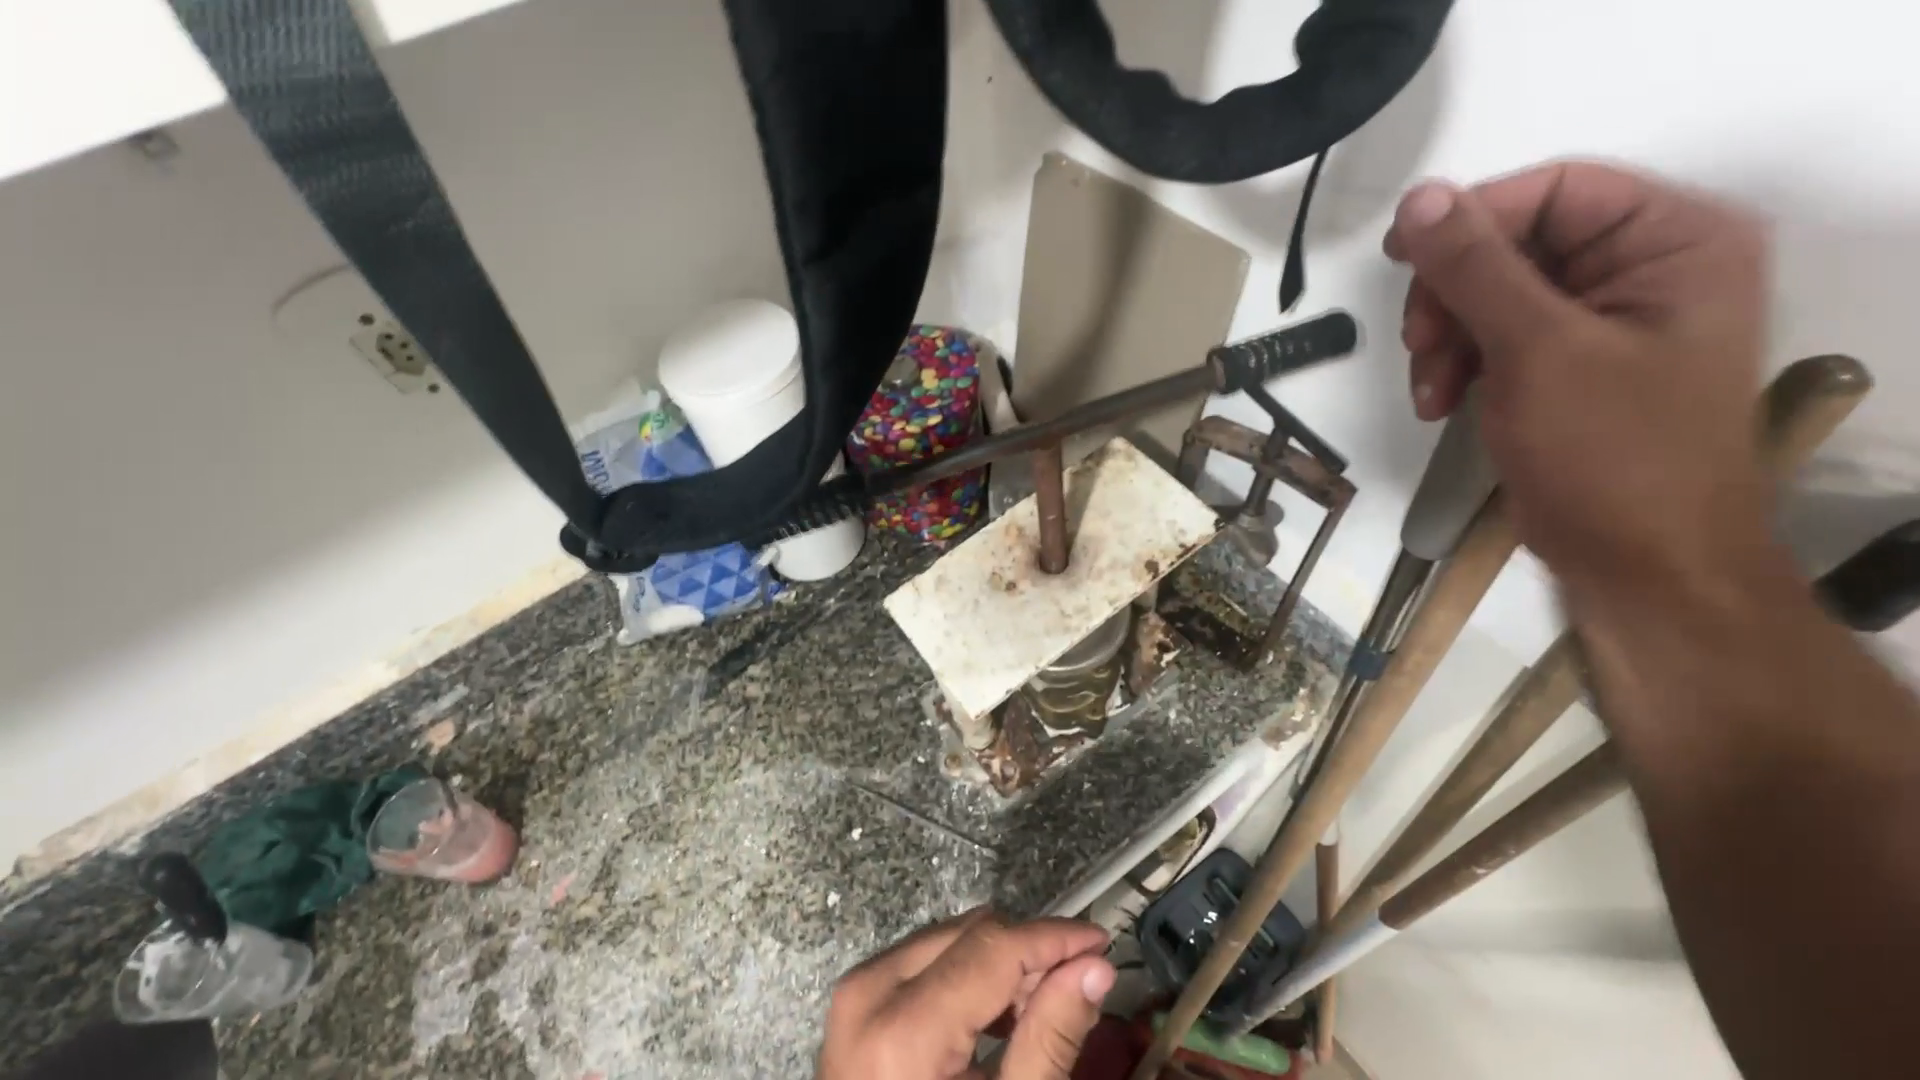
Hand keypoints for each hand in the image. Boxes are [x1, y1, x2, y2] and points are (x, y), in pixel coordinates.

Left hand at [817, 910, 1115, 1079]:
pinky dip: (967, 973)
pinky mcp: (856, 996)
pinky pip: (924, 956)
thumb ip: (1050, 1041)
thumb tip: (1093, 970)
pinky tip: (994, 1018)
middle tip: (1074, 989)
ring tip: (1036, 1011)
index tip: (1101, 943)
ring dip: (1000, 961)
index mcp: (904, 1029)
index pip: (994, 946)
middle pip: (971, 933)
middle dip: (1029, 952)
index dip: (1055, 937)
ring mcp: (857, 989)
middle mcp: (871, 990)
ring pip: (949, 936)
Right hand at [1385, 162, 1773, 609]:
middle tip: (1419, 346)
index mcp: (1676, 239)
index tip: (1400, 262)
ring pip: (1491, 293)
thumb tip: (1418, 197)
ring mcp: (1605, 319)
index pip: (1554, 189)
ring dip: (1445, 338)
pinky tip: (1441, 404)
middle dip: (1453, 296)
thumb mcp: (1537, 350)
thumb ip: (1476, 268)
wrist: (1640, 567)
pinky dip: (1458, 365)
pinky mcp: (1568, 364)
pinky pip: (1495, 336)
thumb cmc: (1611, 453)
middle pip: (1515, 241)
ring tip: (1432, 392)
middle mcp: (1647, 266)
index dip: (1471, 219)